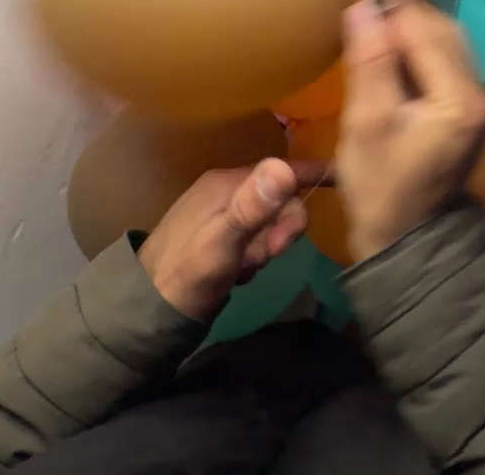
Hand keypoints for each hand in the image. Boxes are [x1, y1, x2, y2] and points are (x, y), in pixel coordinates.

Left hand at [136, 157, 326, 319]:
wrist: (141, 316)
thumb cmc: (185, 275)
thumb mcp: (222, 241)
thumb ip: (253, 206)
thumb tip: (284, 167)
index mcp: (226, 182)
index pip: (282, 169)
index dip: (314, 173)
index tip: (344, 178)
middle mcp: (225, 190)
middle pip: (279, 199)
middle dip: (282, 229)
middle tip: (269, 255)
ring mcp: (221, 213)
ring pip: (269, 221)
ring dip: (267, 245)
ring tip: (246, 267)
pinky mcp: (219, 235)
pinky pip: (255, 236)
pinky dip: (255, 253)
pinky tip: (239, 271)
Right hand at [336, 0, 484, 260]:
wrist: (408, 237)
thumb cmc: (381, 185)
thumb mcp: (367, 123)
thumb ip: (370, 61)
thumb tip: (363, 5)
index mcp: (460, 97)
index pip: (427, 32)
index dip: (393, 6)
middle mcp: (480, 92)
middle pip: (444, 31)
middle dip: (406, 10)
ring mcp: (478, 99)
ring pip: (449, 42)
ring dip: (414, 24)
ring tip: (375, 14)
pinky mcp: (468, 106)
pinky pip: (447, 60)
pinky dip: (422, 45)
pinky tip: (394, 43)